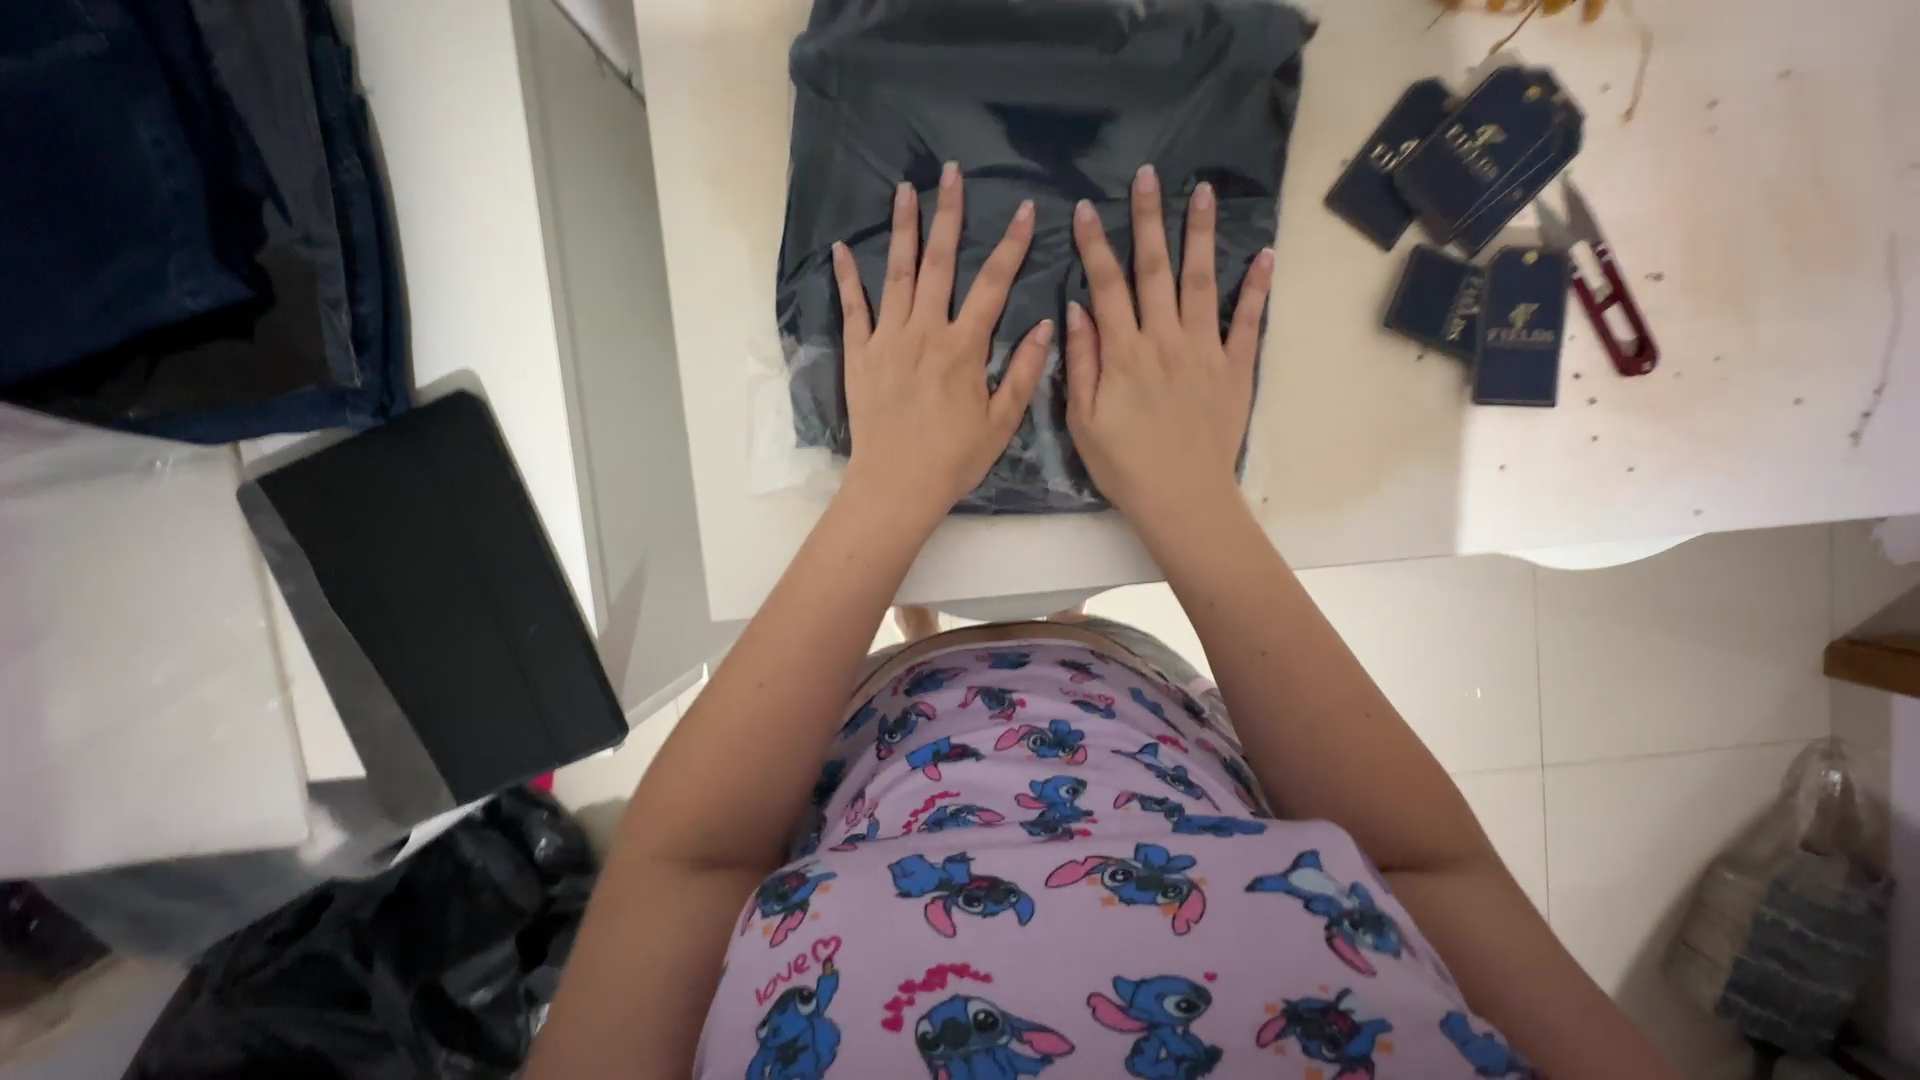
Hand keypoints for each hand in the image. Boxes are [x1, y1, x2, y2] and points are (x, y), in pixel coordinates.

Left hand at [832, 163, 1052, 520]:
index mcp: (964, 347)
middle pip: (939, 263)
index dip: (1011, 245)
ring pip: (897, 274)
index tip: (1023, 210)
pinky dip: (848, 278)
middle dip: (948, 215)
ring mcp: (888, 340)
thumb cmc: (954, 458)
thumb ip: (1025, 371)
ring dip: (902, 230)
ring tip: (904, 190)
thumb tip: (1046, 325)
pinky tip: (842, 249)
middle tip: (950, 173)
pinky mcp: (860, 355)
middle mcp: (925, 332)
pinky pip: (854, 309)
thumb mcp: (1002, 420)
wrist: (896, 484)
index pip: (993, 284)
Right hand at [1065, 166, 1275, 524]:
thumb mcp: (1084, 420)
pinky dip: (1255, 288)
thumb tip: (1077, 310)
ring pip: (1199, 281)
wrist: (1182, 497)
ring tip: (1203, 191)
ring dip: (1200, 234)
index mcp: (1123, 353)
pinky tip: (1262, 254)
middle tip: (1147, 176)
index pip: (1105, 286)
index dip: (1095, 245)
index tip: (1087, 208)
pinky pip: (1247, 321)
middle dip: (1149, 219)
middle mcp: (1164, 340)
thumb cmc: (1124, 465)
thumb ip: (1082, 362)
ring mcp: (1204, 350)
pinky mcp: (1235, 368)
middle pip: (1154, 269)